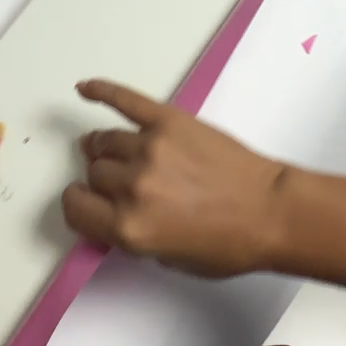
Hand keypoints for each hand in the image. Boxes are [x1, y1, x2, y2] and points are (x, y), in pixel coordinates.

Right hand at [60, 79, 293, 276]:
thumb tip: (107, 209)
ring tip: (113, 149)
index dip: (80, 205)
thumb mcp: (166, 257)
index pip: (75, 207)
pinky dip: (102, 90)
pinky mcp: (166, 119)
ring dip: (105, 147)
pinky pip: (124, 100)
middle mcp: (133, 186)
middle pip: (94, 171)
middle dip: (104, 179)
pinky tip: (85, 87)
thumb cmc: (225, 243)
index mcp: (129, 228)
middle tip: (124, 183)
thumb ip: (129, 234)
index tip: (88, 202)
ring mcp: (149, 147)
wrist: (269, 210)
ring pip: (105, 140)